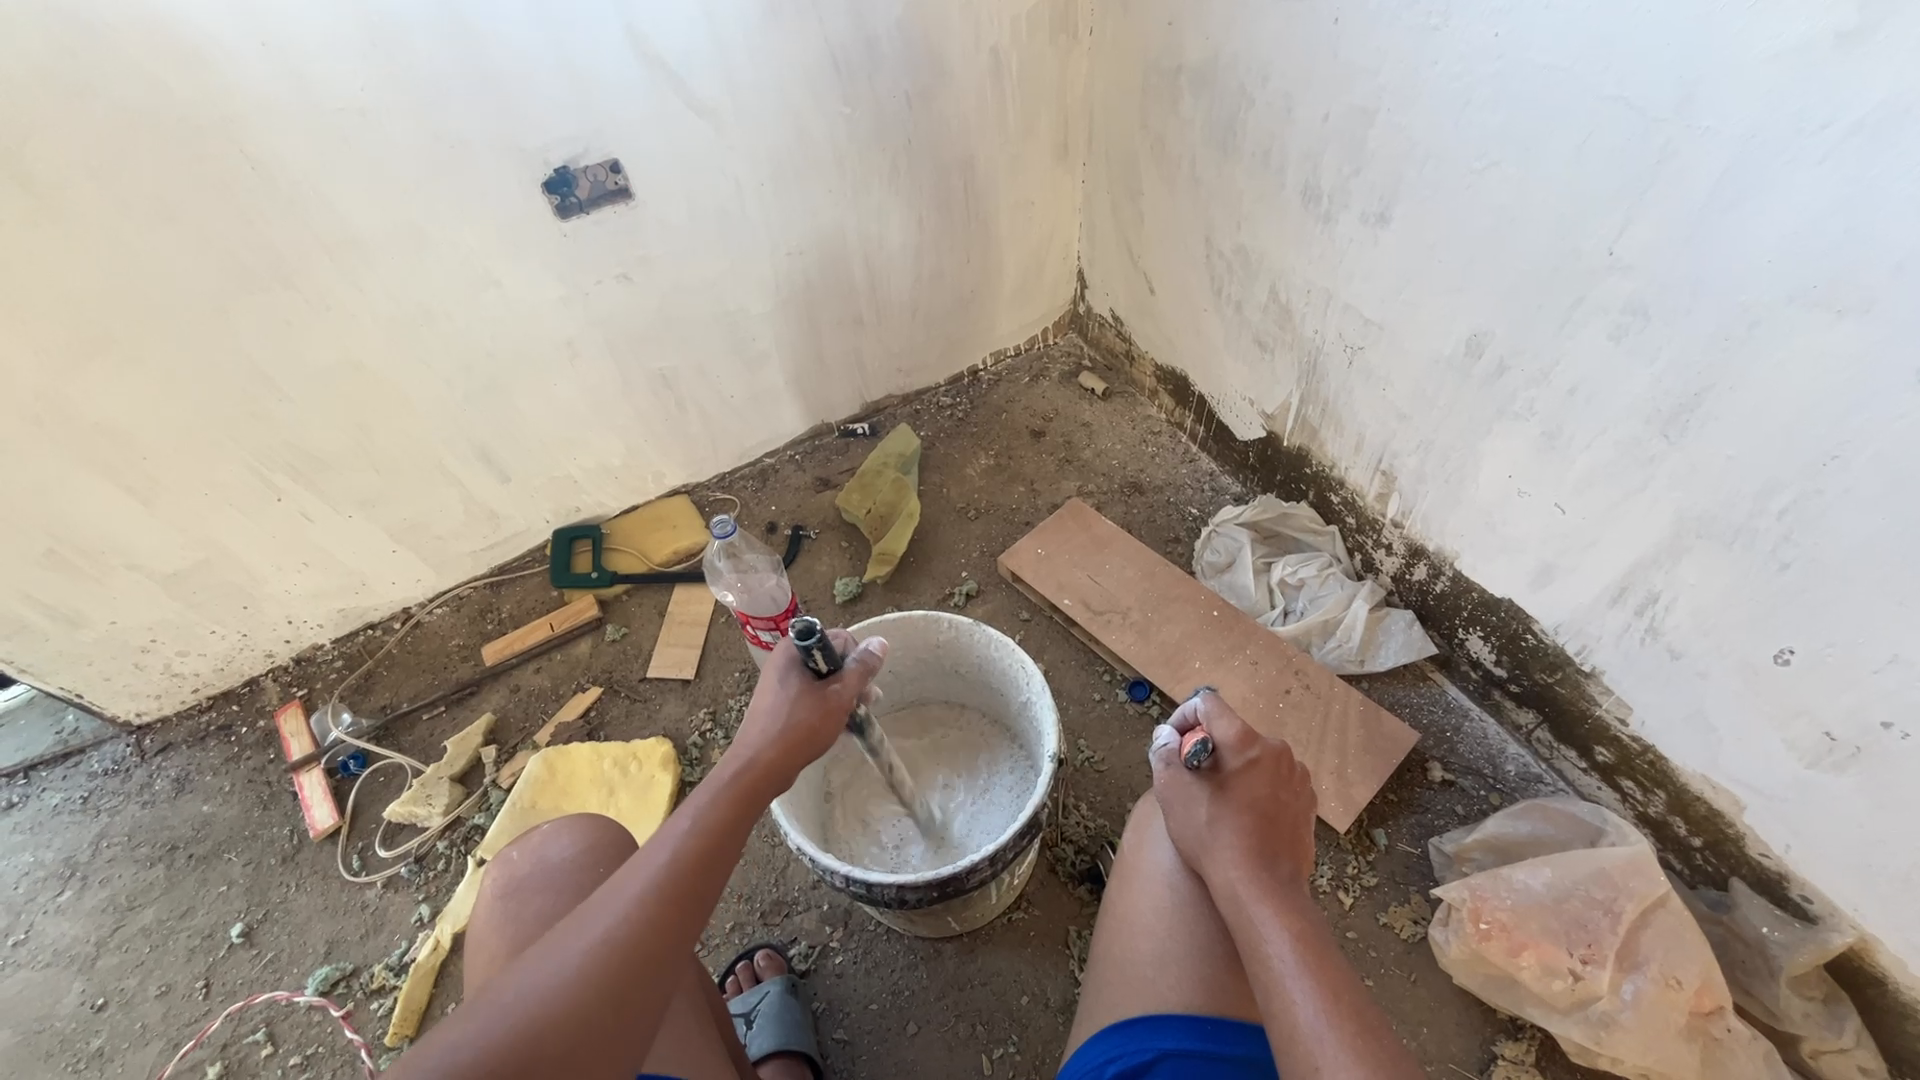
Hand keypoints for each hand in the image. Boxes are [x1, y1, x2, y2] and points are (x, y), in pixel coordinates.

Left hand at [727, 629, 887, 797]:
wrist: (759, 767)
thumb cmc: (801, 727)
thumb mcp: (839, 696)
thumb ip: (861, 668)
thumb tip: (880, 641)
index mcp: (796, 648)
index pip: (842, 640)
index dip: (858, 662)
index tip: (862, 689)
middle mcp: (786, 659)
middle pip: (833, 660)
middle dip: (853, 682)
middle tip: (864, 705)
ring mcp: (781, 681)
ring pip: (823, 681)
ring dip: (843, 697)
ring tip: (853, 719)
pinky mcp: (779, 702)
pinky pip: (811, 696)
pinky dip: (827, 707)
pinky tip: (840, 728)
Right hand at [1148, 690, 1316, 894]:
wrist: (1263, 892)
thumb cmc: (1214, 838)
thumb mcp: (1174, 793)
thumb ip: (1164, 754)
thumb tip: (1166, 735)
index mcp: (1245, 741)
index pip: (1208, 704)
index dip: (1183, 717)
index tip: (1172, 746)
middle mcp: (1277, 749)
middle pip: (1231, 732)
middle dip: (1207, 749)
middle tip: (1191, 780)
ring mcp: (1297, 776)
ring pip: (1253, 757)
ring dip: (1232, 768)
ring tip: (1217, 802)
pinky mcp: (1307, 801)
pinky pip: (1273, 780)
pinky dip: (1255, 787)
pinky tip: (1244, 817)